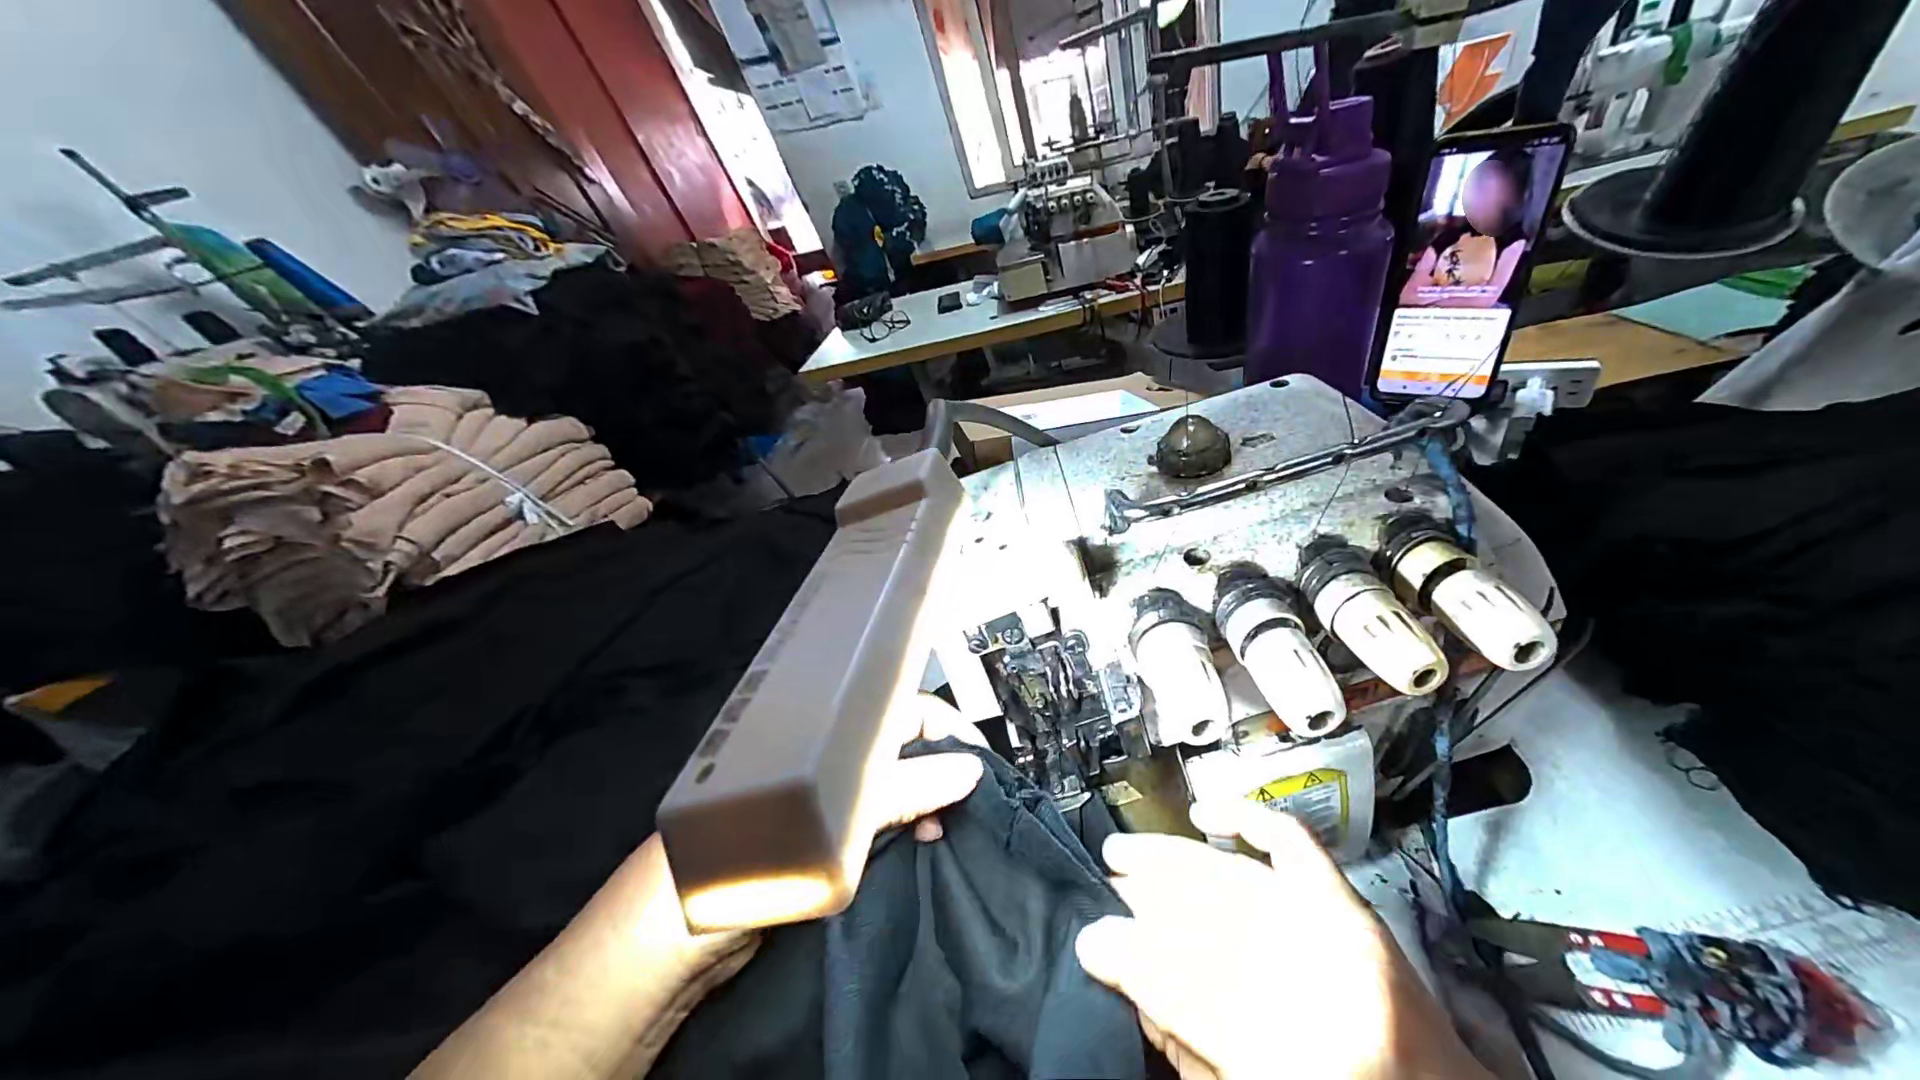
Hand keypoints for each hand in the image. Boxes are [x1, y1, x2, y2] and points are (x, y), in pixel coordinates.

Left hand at [414, 694, 986, 1079]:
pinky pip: (873, 825)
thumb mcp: (822, 823)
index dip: (932, 726)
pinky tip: (922, 844)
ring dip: (922, 801)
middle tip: (965, 798)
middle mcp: (812, 762)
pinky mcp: (815, 844)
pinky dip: (903, 830)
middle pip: (890, 748)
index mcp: (806, 735)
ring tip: (944, 827)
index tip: (971, 758)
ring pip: (885, 788)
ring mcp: (813, 804)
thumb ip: (895, 794)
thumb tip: (966, 772)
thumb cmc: (733, 864)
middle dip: (934, 765)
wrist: (659, 953)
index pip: (884, 710)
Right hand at [1074, 800, 1492, 1079]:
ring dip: (1168, 859)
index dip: (1121, 953)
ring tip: (1123, 851)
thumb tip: (1126, 982)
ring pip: (1226, 876)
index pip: (1173, 978)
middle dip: (1138, 898)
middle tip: (1102, 890)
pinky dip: (1249, 821)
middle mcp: (1307, 977)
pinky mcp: (1354, 910)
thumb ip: (1185, 1048)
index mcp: (1277, 1046)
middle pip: (1196, 914)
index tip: (1087, 941)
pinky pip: (1294, 846)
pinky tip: (1209, 815)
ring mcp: (1333, 932)